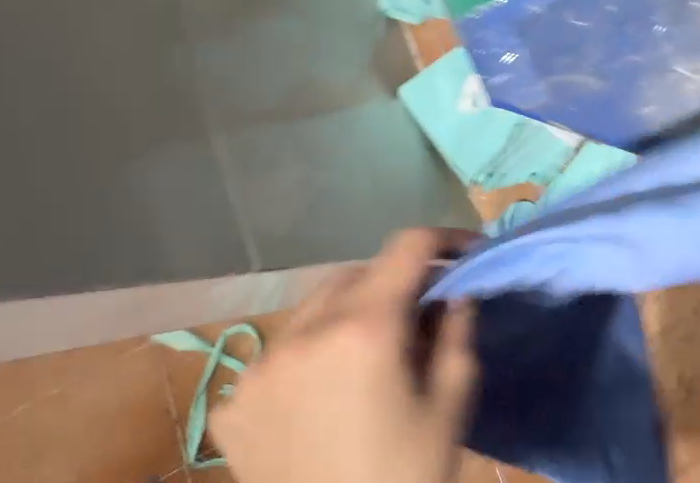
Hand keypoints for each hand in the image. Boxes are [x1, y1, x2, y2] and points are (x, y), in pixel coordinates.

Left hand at [213, 229, 480, 482]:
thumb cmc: (409, 471)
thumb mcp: (454, 396)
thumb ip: (456, 330)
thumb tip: (453, 294)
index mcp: (366, 329)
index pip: (407, 247)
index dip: (444, 240)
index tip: (468, 253)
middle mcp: (304, 335)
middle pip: (357, 271)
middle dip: (397, 276)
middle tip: (427, 303)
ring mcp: (258, 371)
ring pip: (313, 308)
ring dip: (351, 308)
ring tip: (375, 345)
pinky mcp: (231, 406)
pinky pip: (279, 353)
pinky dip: (312, 351)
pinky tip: (329, 387)